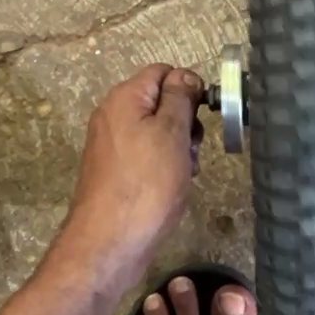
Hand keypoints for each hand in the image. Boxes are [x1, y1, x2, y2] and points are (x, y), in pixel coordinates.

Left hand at [51, 64, 203, 295]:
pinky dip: (163, 164)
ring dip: (177, 147)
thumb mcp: (172, 132)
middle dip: (184, 121)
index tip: (204, 115)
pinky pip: (145, 153)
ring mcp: (110, 143)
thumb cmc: (146, 185)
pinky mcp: (113, 169)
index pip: (162, 72)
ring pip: (156, 130)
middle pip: (159, 101)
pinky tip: (173, 186)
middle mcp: (112, 114)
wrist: (109, 243)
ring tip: (185, 173)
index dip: (188, 86)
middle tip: (193, 150)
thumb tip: (184, 76)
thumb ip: (180, 97)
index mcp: (124, 97)